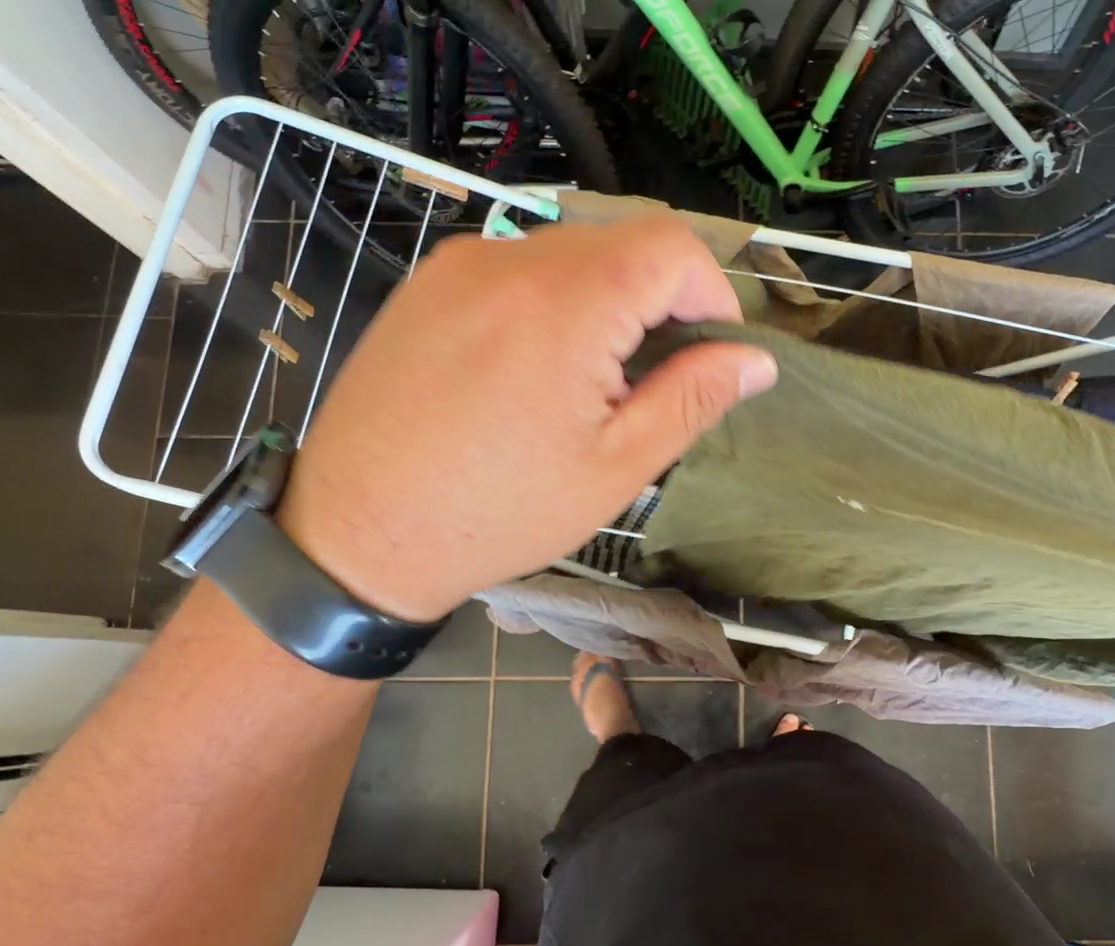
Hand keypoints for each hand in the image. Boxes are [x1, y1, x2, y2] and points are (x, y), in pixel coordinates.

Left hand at [276, 216, 777, 622]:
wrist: (358, 532)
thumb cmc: (497, 512)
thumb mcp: (615, 467)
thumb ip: (693, 399)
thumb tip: (756, 360)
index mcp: (566, 302)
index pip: (674, 246)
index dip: (712, 294)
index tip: (710, 354)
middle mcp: (510, 259)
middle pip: (624, 245)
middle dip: (660, 303)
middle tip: (649, 383)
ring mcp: (461, 265)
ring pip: (571, 256)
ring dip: (607, 305)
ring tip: (587, 387)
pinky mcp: (429, 283)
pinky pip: (519, 271)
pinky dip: (553, 305)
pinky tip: (531, 375)